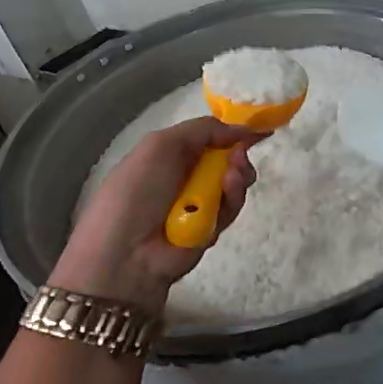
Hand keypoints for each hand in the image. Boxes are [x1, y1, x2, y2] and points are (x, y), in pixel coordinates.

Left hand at [52, 117, 260, 313]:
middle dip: (238, 152)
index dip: (231, 132)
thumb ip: (203, 129)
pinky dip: (232, 197)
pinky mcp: (211, 227)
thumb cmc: (137, 191)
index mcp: (168, 156)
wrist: (125, 254)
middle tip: (241, 154)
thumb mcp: (160, 145)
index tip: (257, 129)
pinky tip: (226, 193)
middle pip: (226, 158)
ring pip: (234, 181)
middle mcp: (184, 177)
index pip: (207, 139)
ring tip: (231, 177)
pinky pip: (232, 206)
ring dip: (238, 174)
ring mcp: (198, 203)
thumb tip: (242, 129)